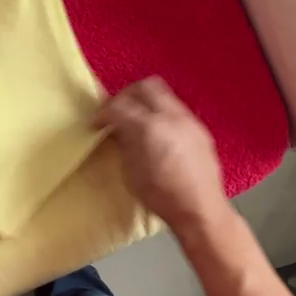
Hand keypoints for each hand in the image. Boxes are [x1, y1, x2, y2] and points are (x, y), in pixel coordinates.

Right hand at [97, 77, 229, 231]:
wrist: (199, 209)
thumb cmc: (160, 196)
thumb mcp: (130, 172)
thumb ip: (124, 145)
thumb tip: (119, 131)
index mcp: (148, 128)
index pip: (119, 106)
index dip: (103, 113)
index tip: (96, 124)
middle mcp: (170, 116)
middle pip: (145, 86)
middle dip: (126, 96)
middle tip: (116, 112)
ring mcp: (189, 120)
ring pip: (164, 95)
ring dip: (146, 103)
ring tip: (136, 122)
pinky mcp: (200, 129)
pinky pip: (176, 110)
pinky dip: (161, 115)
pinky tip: (156, 135)